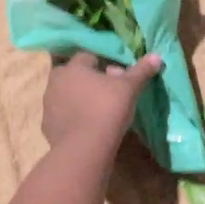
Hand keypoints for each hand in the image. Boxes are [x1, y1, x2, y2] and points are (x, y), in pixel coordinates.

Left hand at [42, 51, 162, 148]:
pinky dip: (74, 118)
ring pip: (67, 95)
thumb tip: (157, 56)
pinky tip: (88, 127)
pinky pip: (63, 115)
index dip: (105, 65)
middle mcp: (55, 81)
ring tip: (99, 112)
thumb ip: (141, 70)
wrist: (85, 147)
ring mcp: (48, 104)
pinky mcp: (48, 125)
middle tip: (109, 94)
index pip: (89, 57)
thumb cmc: (107, 109)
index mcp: (73, 67)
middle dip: (90, 81)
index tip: (118, 78)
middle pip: (76, 75)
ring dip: (80, 99)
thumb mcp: (130, 88)